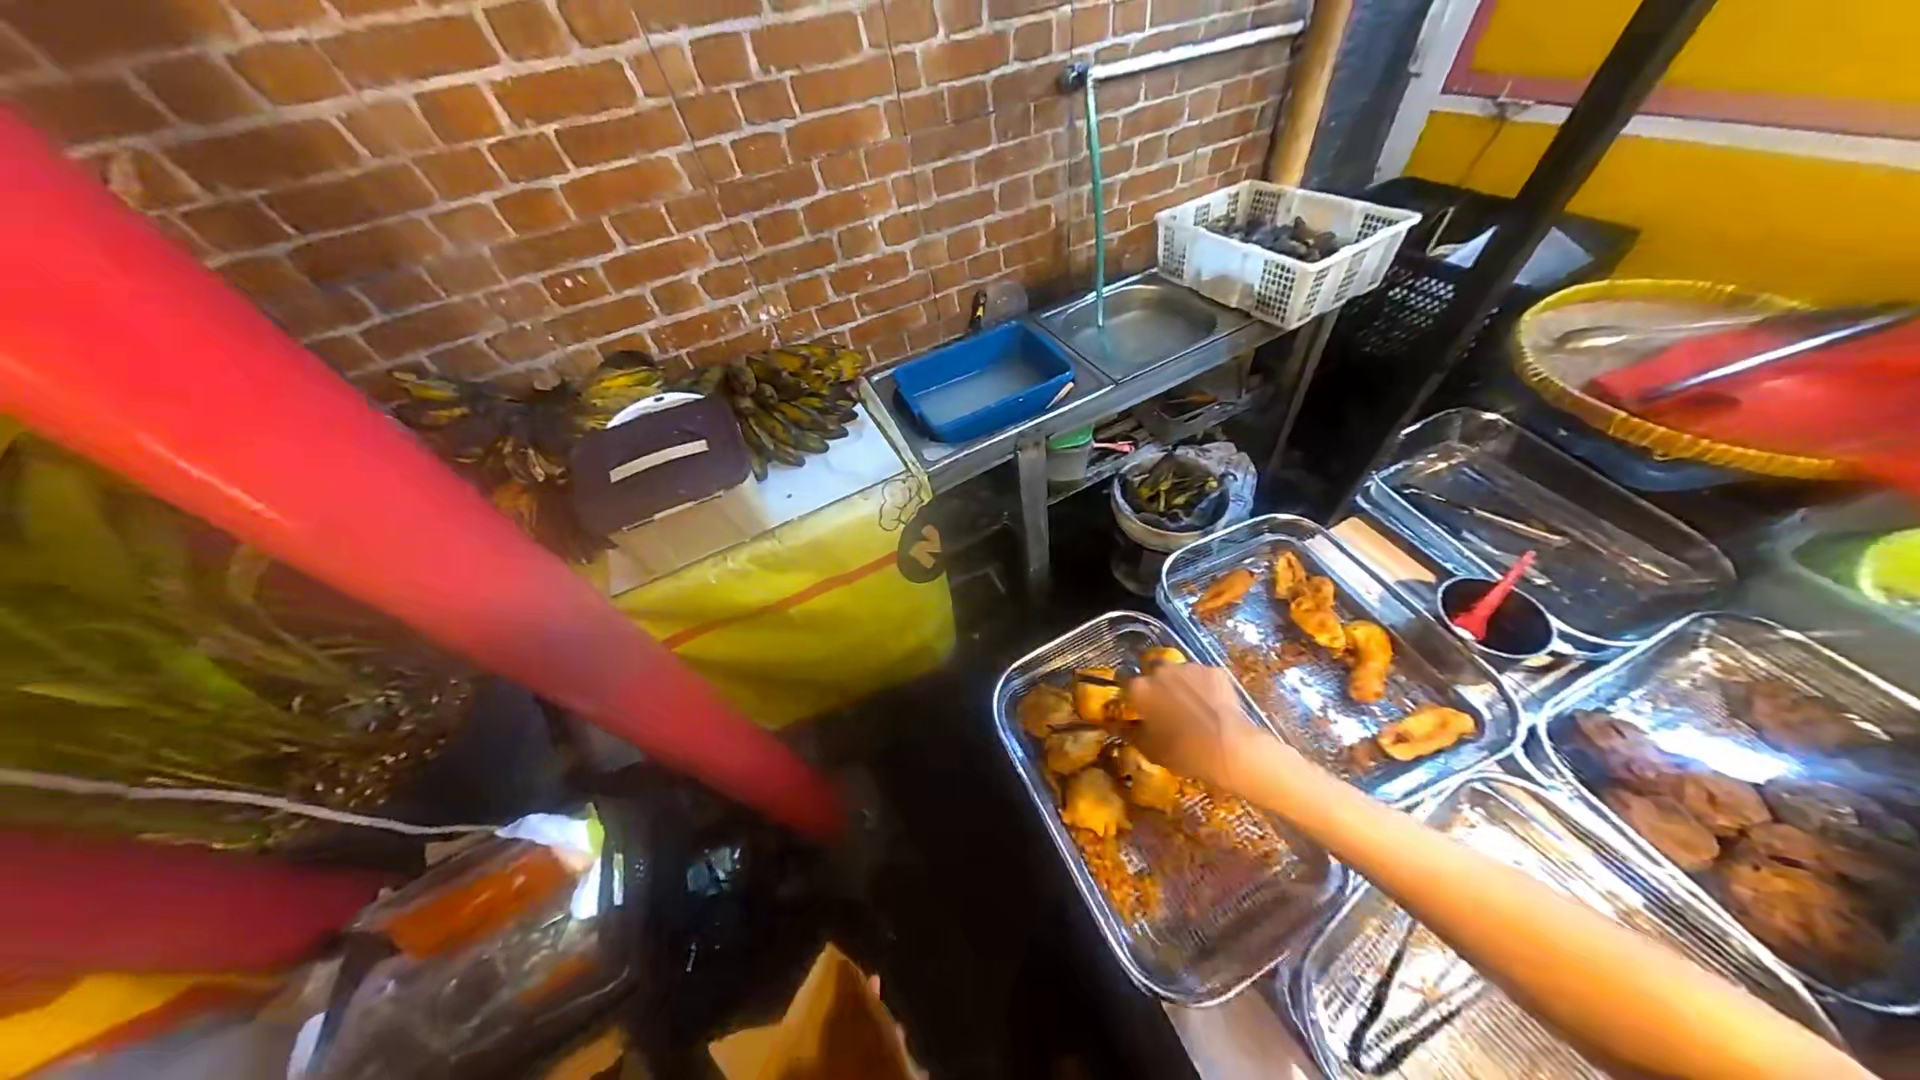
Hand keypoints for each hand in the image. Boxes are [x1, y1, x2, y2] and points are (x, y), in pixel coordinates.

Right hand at [1126, 664, 1292, 792]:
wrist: (1229, 749)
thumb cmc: (1184, 752)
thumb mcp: (1149, 749)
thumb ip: (1130, 732)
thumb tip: (1121, 726)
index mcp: (1141, 688)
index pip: (1128, 685)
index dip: (1135, 698)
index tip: (1141, 710)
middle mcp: (1162, 671)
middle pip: (1155, 675)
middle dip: (1159, 689)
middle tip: (1168, 711)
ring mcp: (1190, 668)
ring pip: (1181, 674)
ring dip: (1182, 687)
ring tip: (1193, 710)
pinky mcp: (1215, 671)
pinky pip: (1204, 678)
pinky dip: (1205, 688)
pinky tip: (1212, 707)